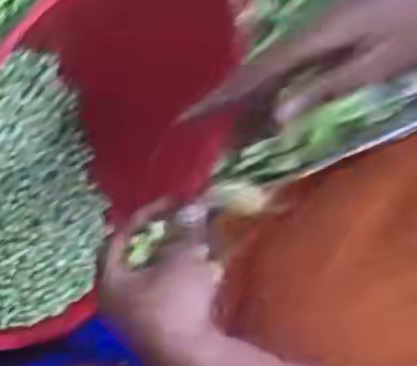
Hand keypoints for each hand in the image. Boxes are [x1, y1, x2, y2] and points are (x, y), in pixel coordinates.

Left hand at [99, 201, 226, 363]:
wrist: (179, 348)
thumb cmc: (174, 301)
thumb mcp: (182, 260)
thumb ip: (183, 233)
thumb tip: (189, 208)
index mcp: (108, 280)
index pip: (114, 241)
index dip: (140, 217)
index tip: (171, 202)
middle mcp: (107, 296)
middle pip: (125, 257)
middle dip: (152, 235)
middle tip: (179, 219)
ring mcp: (122, 310)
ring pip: (139, 273)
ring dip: (163, 253)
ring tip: (190, 238)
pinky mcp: (141, 319)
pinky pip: (150, 287)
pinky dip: (168, 271)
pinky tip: (192, 266)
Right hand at [190, 0, 416, 129]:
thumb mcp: (390, 55)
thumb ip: (332, 84)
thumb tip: (280, 116)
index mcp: (315, 38)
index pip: (251, 76)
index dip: (216, 100)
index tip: (181, 122)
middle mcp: (313, 29)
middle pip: (261, 72)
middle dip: (238, 106)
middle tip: (225, 141)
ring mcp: (330, 22)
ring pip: (278, 65)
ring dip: (260, 97)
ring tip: (251, 128)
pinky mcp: (346, 19)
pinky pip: (298, 57)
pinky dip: (281, 82)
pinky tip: (281, 99)